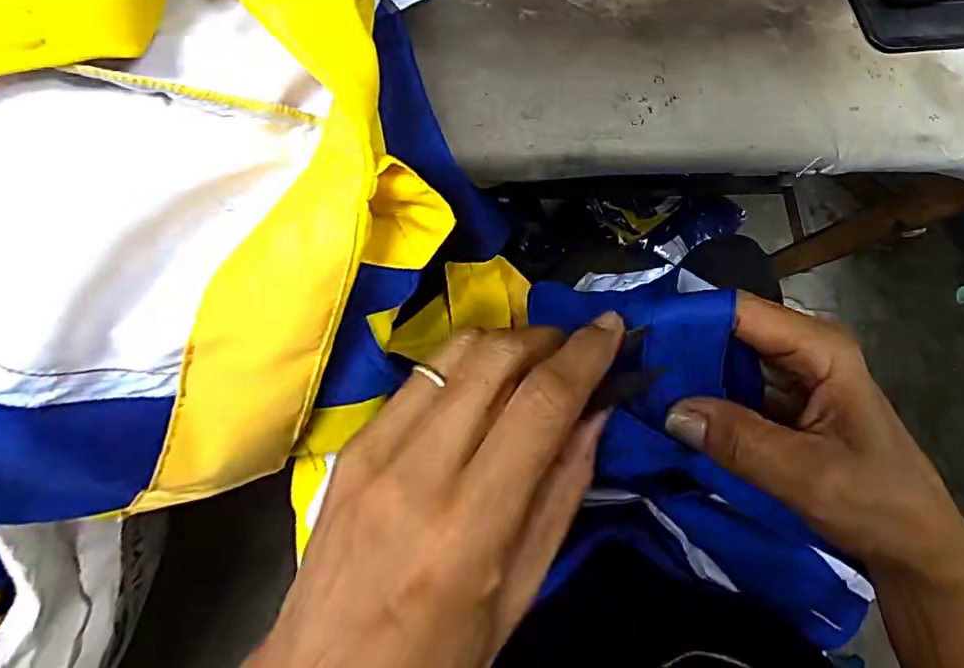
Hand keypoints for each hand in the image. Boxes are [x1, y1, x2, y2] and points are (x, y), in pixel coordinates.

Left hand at [248, 317, 625, 667]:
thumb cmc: (439, 650)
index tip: (614, 327)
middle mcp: (417, 474)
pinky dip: (468, 364)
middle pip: (498, 358)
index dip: (587, 354)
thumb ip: (566, 488)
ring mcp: (373, 456)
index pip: (542, 402)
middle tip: (575, 351)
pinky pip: (422, 374)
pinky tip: (484, 387)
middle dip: (550, 338)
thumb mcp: (525, 585)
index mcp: (469, 522)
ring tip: (534, 362)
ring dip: (509, 341)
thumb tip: (598, 410)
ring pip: (456, 350)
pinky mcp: (349, 450)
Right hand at [662, 294, 963, 582]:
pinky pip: (743, 392)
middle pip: (738, 332)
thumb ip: (740, 440)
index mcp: (823, 347)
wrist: (915, 542)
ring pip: (737, 362)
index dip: (694, 316)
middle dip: (687, 346)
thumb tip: (671, 408)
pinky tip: (670, 414)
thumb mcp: (807, 474)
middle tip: (627, 363)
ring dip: (694, 375)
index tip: (640, 331)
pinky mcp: (791, 406)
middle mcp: (810, 349)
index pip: (747, 312)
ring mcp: (800, 377)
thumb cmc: (875, 500)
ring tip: (636, 385)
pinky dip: (711, 402)